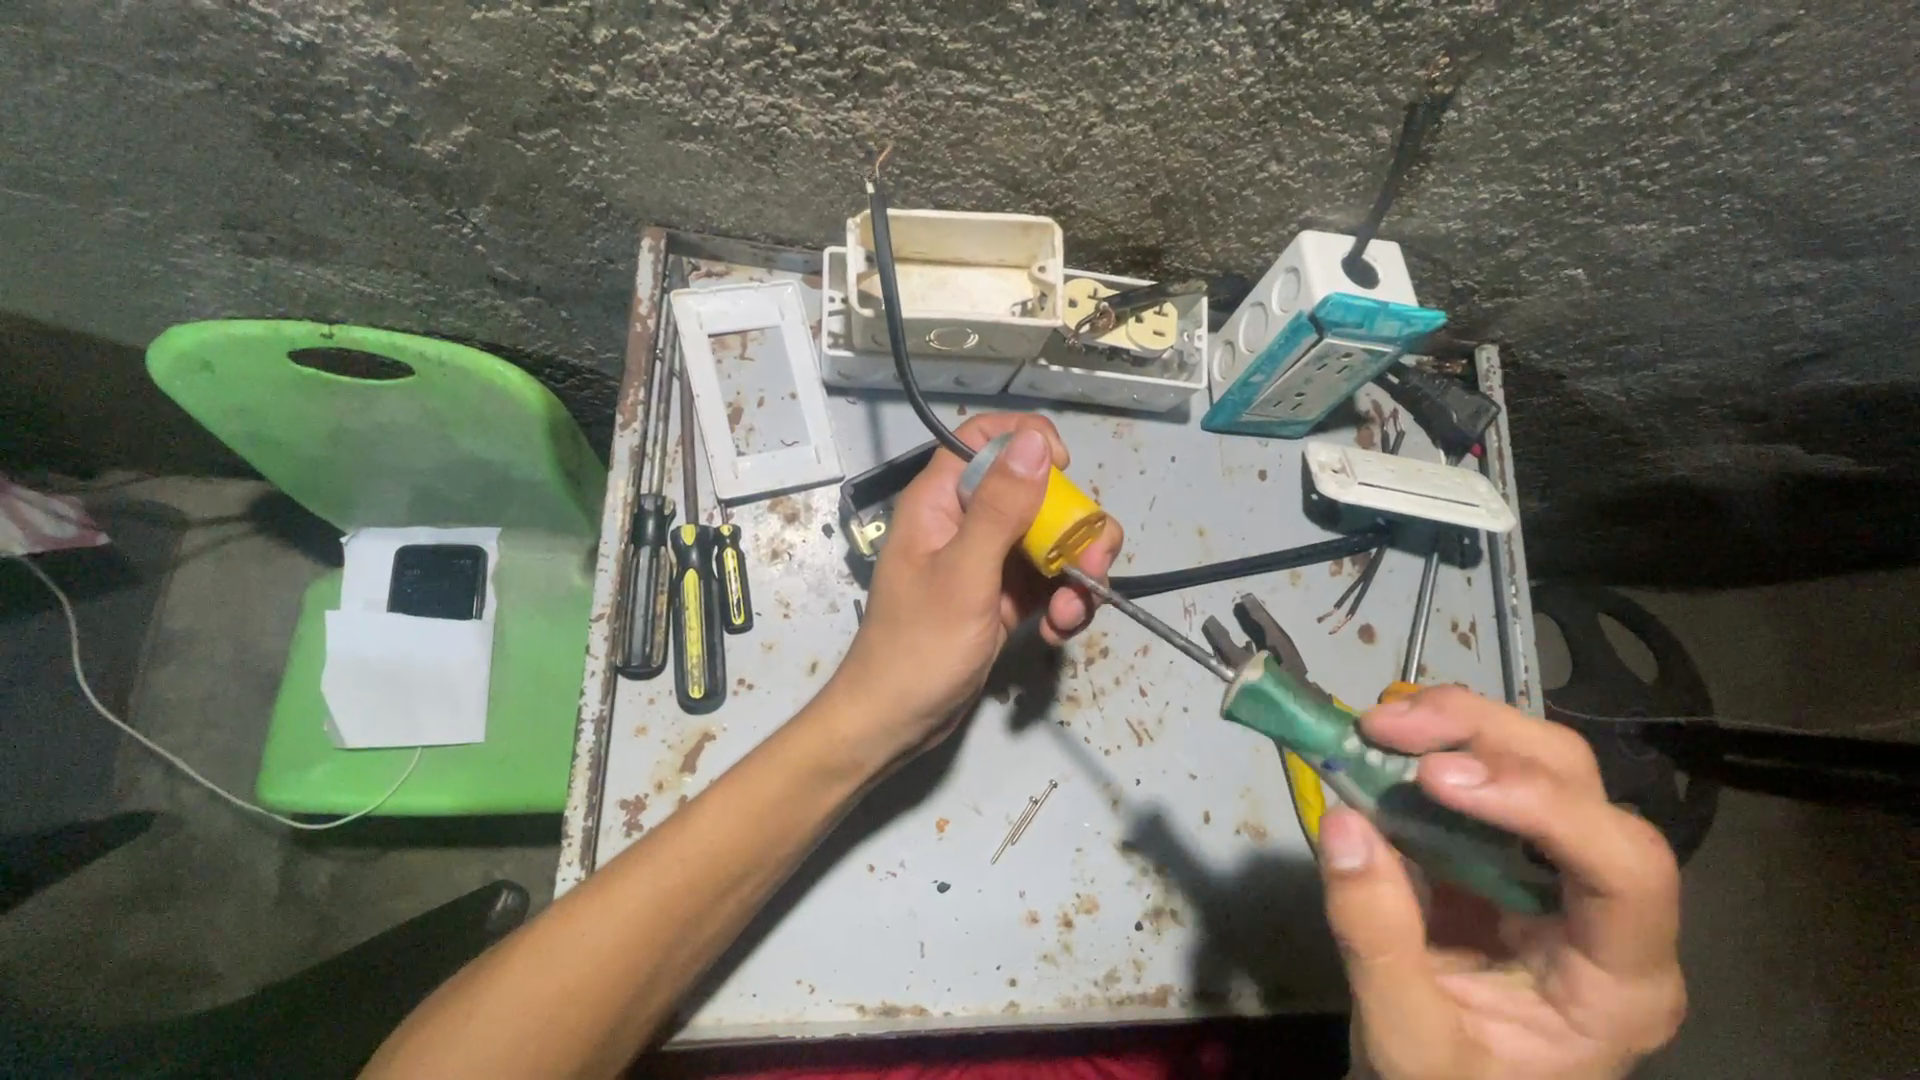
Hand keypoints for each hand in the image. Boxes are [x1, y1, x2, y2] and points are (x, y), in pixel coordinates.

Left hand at [821, 413, 1123, 764]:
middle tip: (1092, 562)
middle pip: (1035, 493)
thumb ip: (1001, 508)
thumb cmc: (919, 646)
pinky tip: (1058, 632)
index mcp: (942, 502)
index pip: (984, 439)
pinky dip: (1062, 603)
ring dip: (1075, 573)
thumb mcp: (964, 574)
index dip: (1027, 440)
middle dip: (1073, 526)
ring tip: (1072, 614)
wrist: (897, 721)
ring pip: (1050, 541)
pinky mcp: (1003, 599)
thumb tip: (1035, 441)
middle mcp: (966, 523)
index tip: (1066, 470)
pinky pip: (1046, 583)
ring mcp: (987, 562)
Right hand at [1319, 686, 1685, 1079]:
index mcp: (1619, 980)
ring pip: (1540, 758)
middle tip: (1386, 727)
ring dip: (1459, 725)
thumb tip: (1343, 822)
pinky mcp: (1502, 848)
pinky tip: (1385, 740)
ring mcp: (1555, 868)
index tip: (1435, 779)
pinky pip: (1486, 772)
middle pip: (1580, 786)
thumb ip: (1377, 940)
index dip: (1543, 806)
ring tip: (1378, 725)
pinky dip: (1436, 742)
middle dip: (1485, 739)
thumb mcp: (1407, 1040)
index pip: (1627, 871)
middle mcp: (1605, 908)